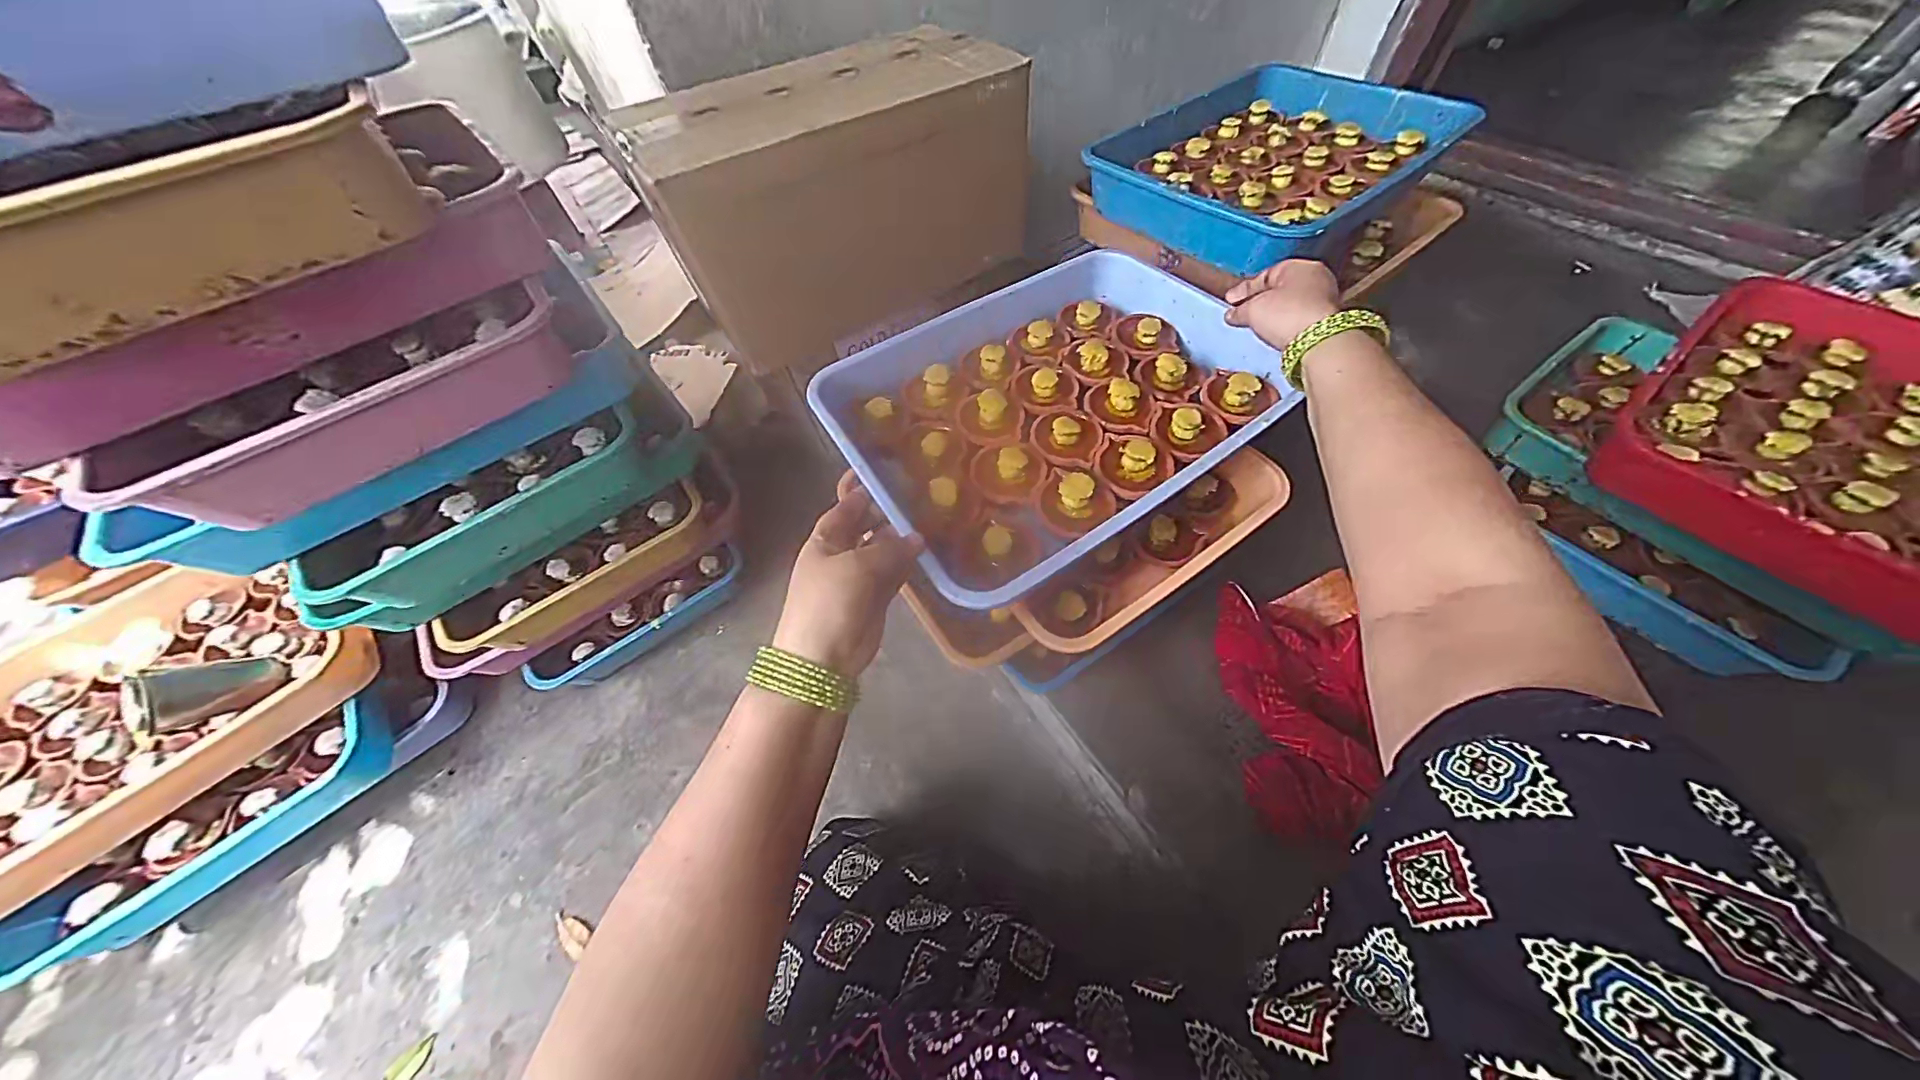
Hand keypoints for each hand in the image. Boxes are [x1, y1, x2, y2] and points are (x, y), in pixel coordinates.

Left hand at [771, 472, 923, 677]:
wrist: (823, 660)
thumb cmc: (830, 604)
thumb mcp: (858, 568)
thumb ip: (889, 549)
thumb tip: (917, 537)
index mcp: (824, 541)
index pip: (845, 508)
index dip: (863, 491)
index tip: (887, 473)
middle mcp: (840, 555)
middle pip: (867, 528)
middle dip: (888, 515)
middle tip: (921, 497)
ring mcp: (858, 578)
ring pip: (883, 552)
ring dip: (902, 540)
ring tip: (931, 521)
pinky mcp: (874, 599)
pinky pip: (892, 575)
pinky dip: (906, 565)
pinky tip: (926, 554)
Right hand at [1223, 259, 1341, 349]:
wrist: (1317, 341)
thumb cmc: (1284, 314)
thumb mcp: (1253, 310)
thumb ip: (1239, 310)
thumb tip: (1231, 314)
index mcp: (1298, 266)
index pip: (1265, 275)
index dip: (1244, 289)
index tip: (1230, 301)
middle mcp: (1316, 277)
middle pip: (1280, 288)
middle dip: (1260, 300)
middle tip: (1242, 311)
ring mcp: (1325, 298)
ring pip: (1290, 302)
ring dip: (1273, 312)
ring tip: (1257, 323)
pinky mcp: (1326, 319)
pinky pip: (1299, 316)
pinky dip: (1285, 322)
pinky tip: (1274, 331)